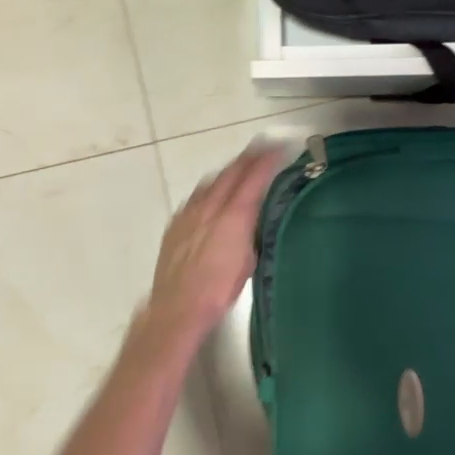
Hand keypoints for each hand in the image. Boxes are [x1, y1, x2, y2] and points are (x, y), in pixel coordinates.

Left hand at [142, 142, 285, 344]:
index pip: (253, 179)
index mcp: (233, 216)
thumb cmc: (219, 290)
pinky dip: (209, 189)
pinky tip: (211, 193)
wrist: (179, 305)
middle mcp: (210, 208)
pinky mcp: (176, 224)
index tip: (278, 148)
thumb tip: (252, 221)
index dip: (266, 161)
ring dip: (227, 171)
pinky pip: (195, 197)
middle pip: (230, 173)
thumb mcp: (248, 261)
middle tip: (262, 148)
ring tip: (239, 167)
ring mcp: (189, 214)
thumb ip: (251, 234)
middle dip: (248, 158)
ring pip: (210, 181)